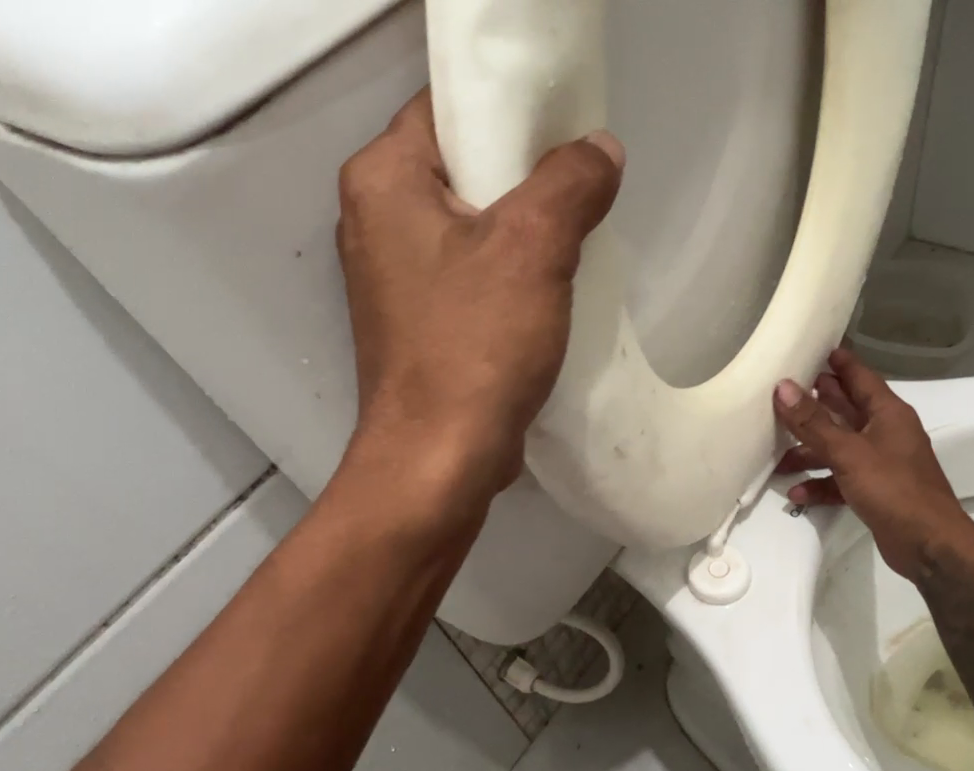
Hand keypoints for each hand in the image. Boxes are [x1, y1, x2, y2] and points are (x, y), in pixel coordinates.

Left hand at [335, 89, 624, 502]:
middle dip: (527, 177)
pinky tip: (550, 292)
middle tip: (583, 193)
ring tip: (575, 243)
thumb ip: (569, 182)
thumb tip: (599, 151)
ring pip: (473, 225)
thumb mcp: (532, 248)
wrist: (438, 461)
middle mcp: (375, 219)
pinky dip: (510, 276)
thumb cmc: (474, 347)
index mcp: (382, 180)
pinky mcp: (418, 322)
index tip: (570, 133)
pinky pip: (471, 274)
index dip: (513, 111)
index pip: (449, 107)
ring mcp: (394, 276)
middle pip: (464, 167)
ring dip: (525, 233)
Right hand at [773, 348, 967, 574]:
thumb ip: (814, 422)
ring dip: (810, 451)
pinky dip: (820, 484)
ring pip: (839, 448)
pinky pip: (841, 480)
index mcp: (888, 414)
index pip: (859, 377)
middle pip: (845, 411)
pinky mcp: (874, 492)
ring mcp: (881, 464)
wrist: (929, 545)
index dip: (836, 362)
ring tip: (776, 457)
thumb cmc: (894, 490)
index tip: (809, 349)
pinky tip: (796, 494)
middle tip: (779, 395)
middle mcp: (885, 433)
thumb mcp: (849, 453)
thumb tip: (783, 387)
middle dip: (814, 405)